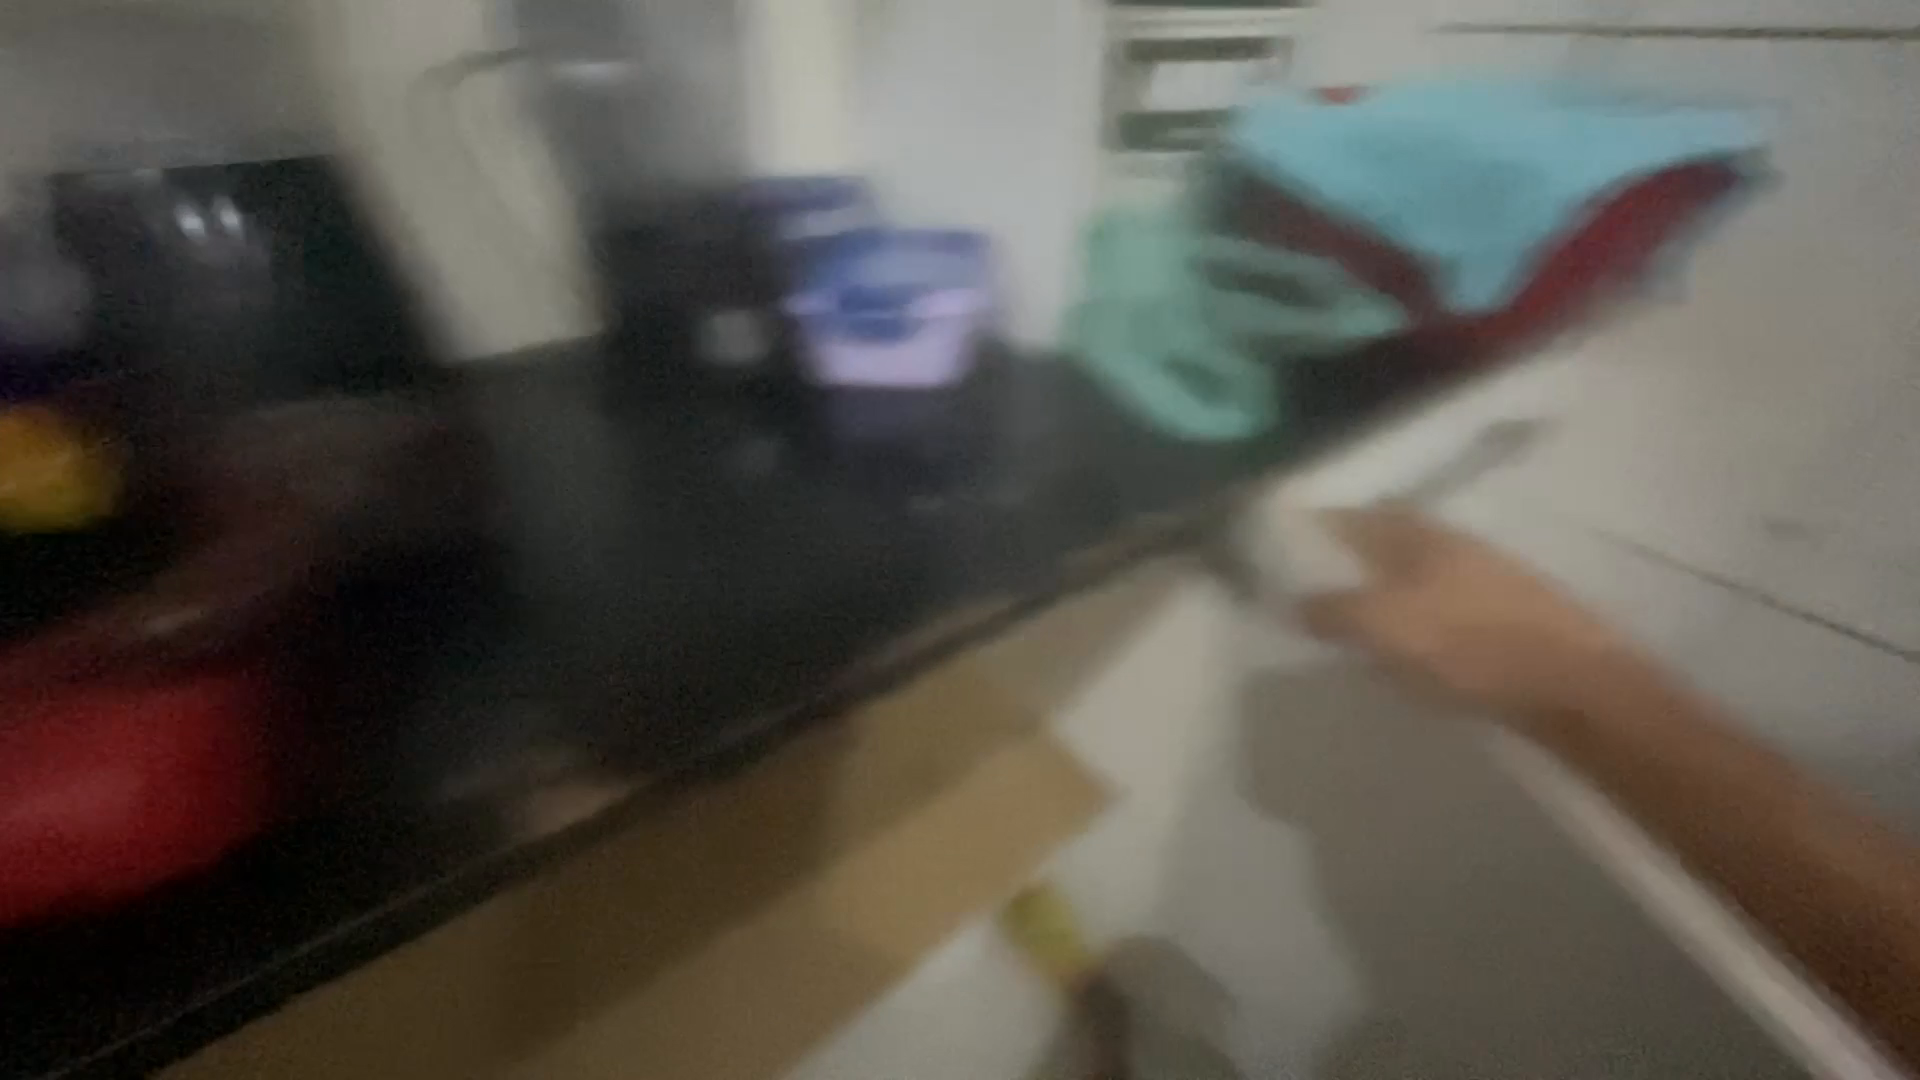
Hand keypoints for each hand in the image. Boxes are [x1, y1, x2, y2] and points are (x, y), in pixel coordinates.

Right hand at [1301, 507, 1634, 719]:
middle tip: (1319, 578)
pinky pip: (1446, 602)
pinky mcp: (1514, 612)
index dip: (1322, 522)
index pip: (1358, 514)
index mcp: (1420, 535)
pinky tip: (1414, 639)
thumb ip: (1330, 610)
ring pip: (1420, 571)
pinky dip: (1419, 612)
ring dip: (1387, 584)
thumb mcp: (1380, 626)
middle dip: (1354, 554)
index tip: (1290, 537)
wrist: (1576, 689)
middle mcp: (1456, 543)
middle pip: (1390, 539)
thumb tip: (1298, 604)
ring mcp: (1491, 575)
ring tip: (1360, 613)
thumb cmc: (1465, 645)